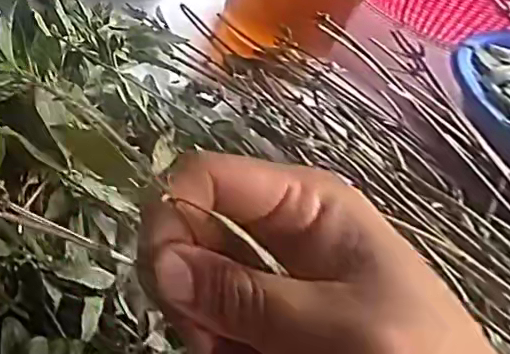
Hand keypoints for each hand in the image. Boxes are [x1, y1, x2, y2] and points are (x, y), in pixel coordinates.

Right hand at [140, 152, 491, 353]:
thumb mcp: (347, 330)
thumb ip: (252, 297)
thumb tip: (161, 266)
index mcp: (302, 202)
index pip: (205, 174)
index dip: (174, 209)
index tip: (164, 271)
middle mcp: (273, 227)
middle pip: (188, 220)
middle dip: (179, 268)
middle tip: (191, 324)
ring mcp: (264, 275)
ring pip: (189, 267)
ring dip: (188, 305)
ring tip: (214, 347)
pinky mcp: (260, 317)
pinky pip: (206, 309)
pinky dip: (204, 331)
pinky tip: (222, 351)